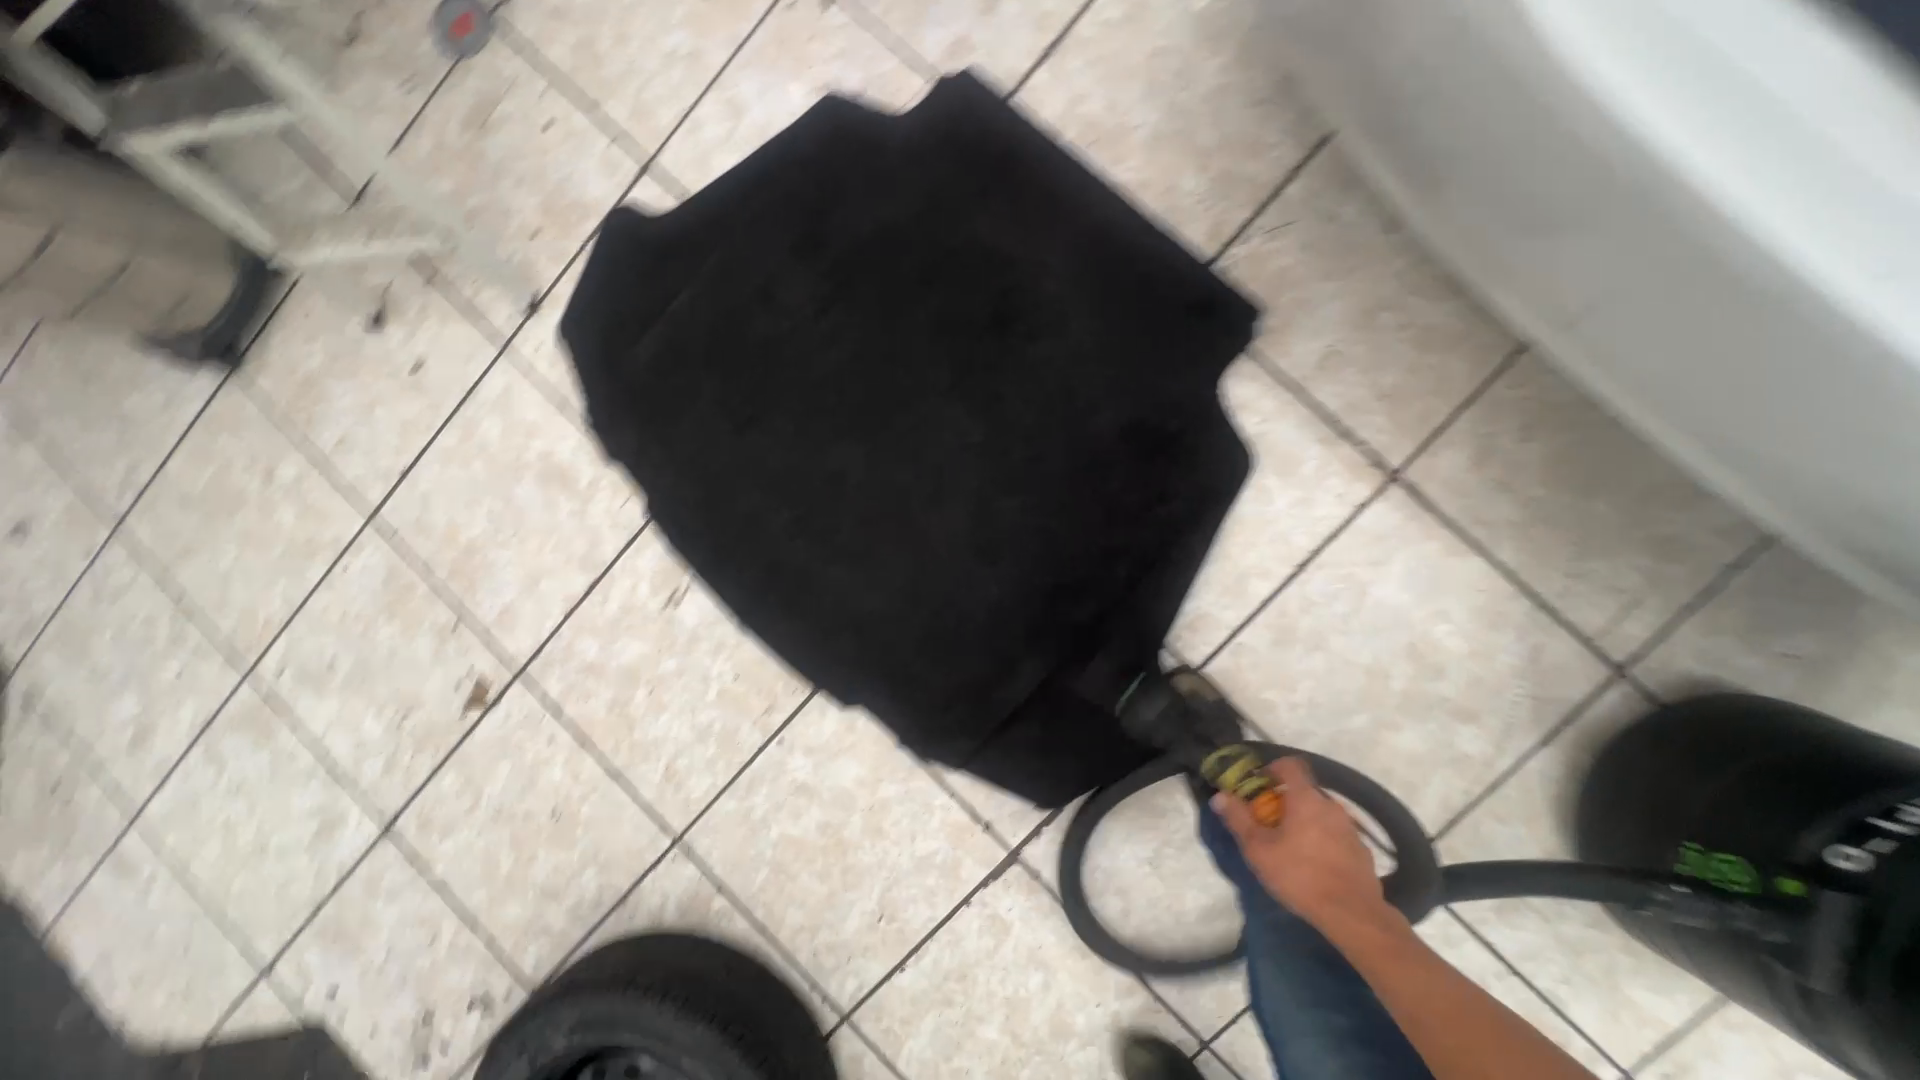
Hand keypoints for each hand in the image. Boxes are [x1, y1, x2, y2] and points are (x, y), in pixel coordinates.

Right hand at [1211, 757, 1400, 937]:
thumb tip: (1220, 795)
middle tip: (1269, 823)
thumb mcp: (1258, 849)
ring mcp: (1350, 827)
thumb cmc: (1299, 874)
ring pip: (1321, 813)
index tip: (1260, 784)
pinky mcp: (1361, 849)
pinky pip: (1336, 834)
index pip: (1291, 765)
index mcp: (1305, 798)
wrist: (1351, 912)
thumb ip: (1238, 818)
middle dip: (1285, 801)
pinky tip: (1315, 864)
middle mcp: (1331, 805)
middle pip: (1305, 791)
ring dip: (1305, 821)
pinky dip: (1323, 839)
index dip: (1273, 768)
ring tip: (1291, 846)